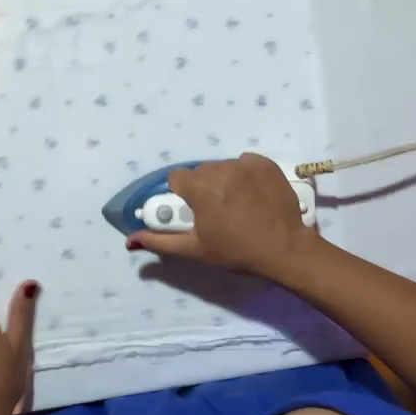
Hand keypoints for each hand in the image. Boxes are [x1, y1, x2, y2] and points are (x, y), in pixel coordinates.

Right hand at [126, 153, 322, 280]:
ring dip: (224, 181)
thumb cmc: (237, 251)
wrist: (285, 249)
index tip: (193, 211)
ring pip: (222, 167)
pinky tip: (253, 195)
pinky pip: (245, 163)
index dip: (181, 195)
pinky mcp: (265, 164)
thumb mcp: (195, 250)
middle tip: (216, 212)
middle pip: (200, 172)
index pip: (176, 178)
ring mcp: (245, 164)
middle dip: (203, 188)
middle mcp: (220, 169)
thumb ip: (160, 241)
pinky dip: (245, 175)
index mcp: (200, 188)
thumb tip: (130, 239)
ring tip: (238, 204)